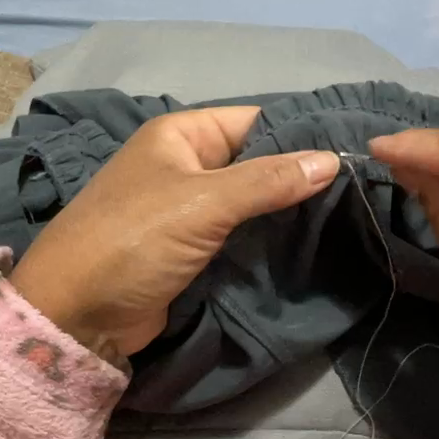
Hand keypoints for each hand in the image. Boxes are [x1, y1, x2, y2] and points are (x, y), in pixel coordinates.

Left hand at [9, 107, 338, 364]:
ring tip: (349, 216)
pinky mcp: (194, 249)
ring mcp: (190, 209)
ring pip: (253, 201)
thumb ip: (268, 181)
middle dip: (301, 177)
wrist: (77, 317)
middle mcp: (188, 165)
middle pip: (257, 162)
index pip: (256, 121)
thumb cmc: (133, 241)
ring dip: (289, 212)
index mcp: (182, 135)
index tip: (355, 151)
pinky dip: (270, 240)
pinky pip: (241, 234)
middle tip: (362, 190)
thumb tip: (332, 160)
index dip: (302, 134)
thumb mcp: (202, 203)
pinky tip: (311, 245)